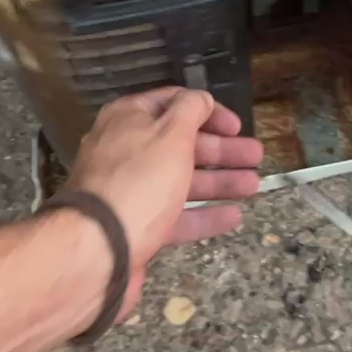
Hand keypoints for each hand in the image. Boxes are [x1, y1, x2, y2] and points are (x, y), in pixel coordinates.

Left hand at [62, 88, 262, 306]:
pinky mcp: (136, 227)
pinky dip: (204, 214)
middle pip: (182, 144)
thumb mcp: (170, 133)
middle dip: (222, 150)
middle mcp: (126, 150)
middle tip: (255, 155)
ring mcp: (131, 191)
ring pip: (182, 180)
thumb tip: (200, 98)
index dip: (209, 112)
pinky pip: (175, 215)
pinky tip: (233, 216)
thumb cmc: (138, 181)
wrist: (95, 253)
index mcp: (129, 119)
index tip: (237, 125)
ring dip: (220, 181)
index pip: (174, 103)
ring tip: (253, 184)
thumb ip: (191, 110)